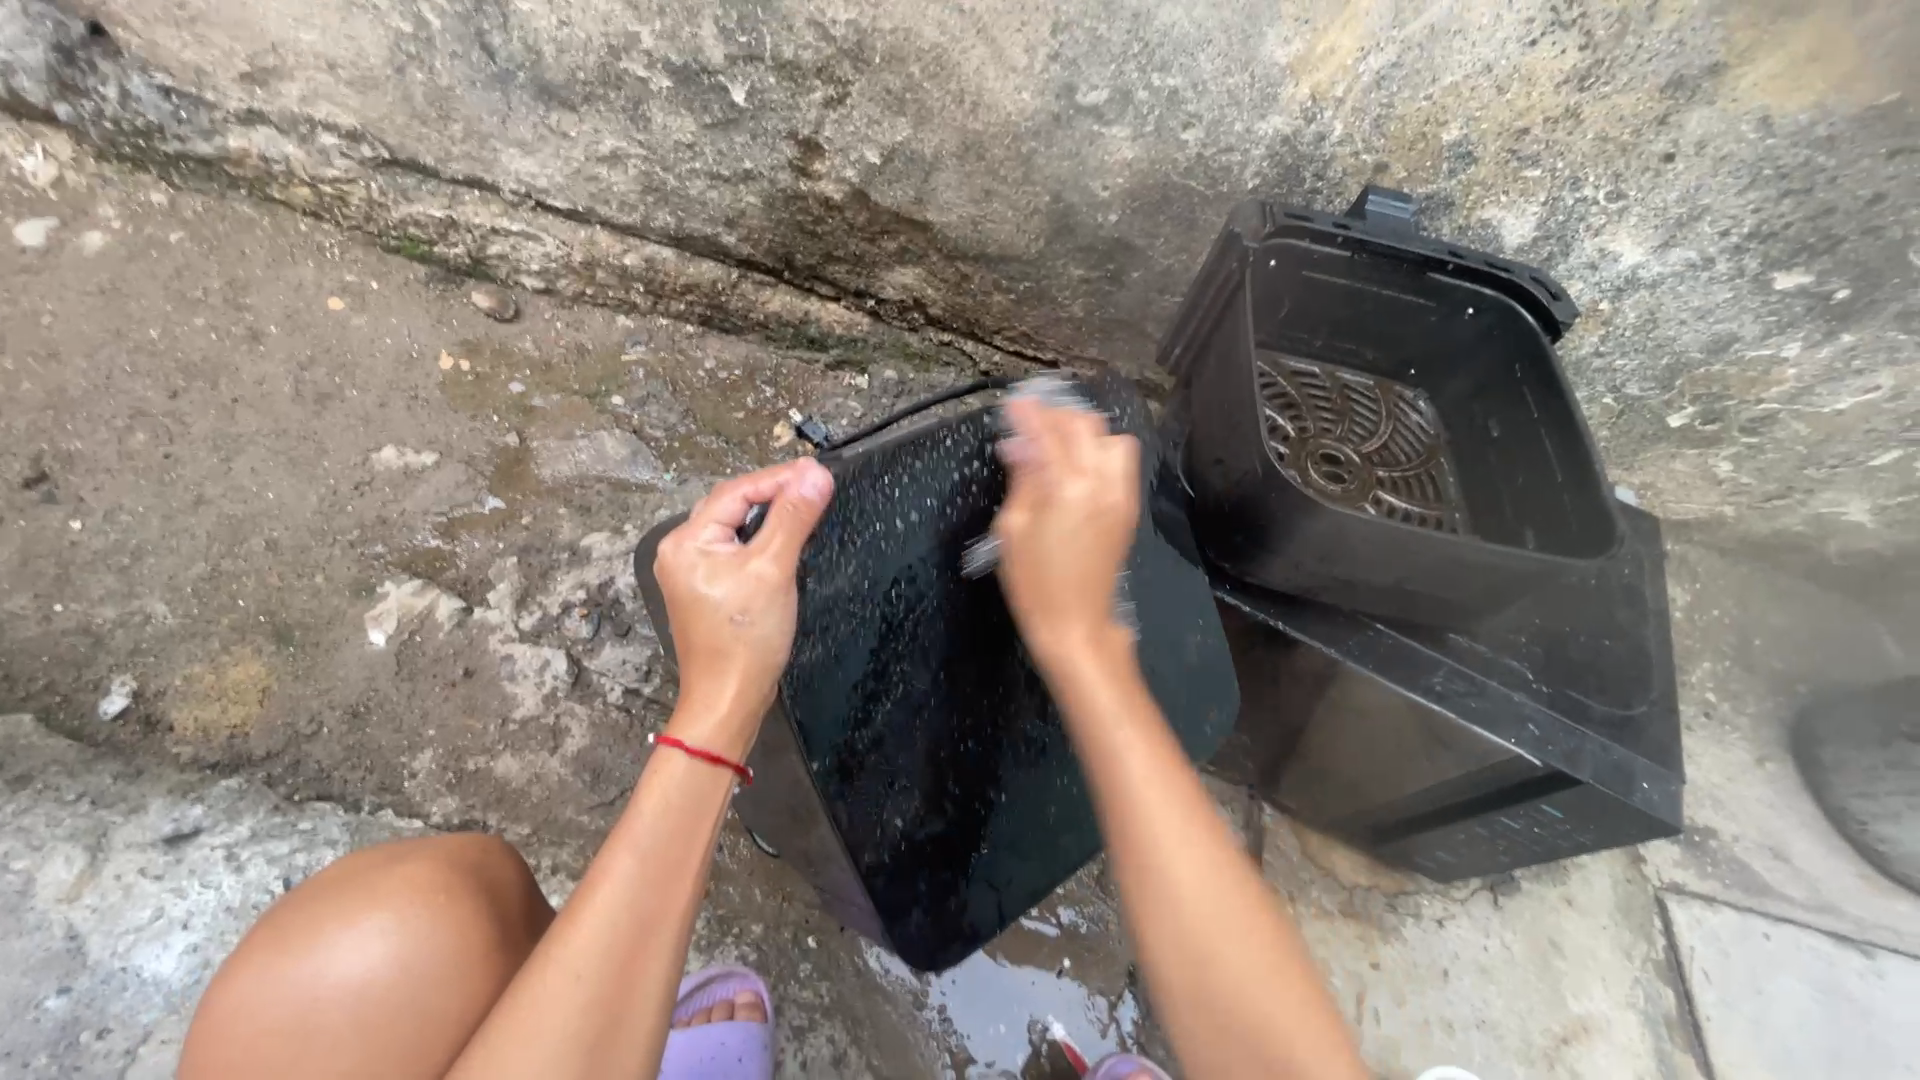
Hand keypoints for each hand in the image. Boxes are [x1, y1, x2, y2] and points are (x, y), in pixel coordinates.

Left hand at [651, 458, 833, 756]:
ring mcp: (691, 572)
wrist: (729, 699)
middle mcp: (681, 551)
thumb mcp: (774, 569)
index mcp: (687, 541)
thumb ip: (794, 517)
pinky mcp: (706, 589)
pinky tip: (784, 539)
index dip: (779, 477)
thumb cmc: (745, 640)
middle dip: (774, 491)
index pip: (737, 490)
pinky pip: (735, 549)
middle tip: (815, 484)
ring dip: (769, 514)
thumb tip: (816, 474)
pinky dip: (761, 538)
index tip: (818, 471)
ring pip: (735, 527)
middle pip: (733, 505)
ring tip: (805, 504)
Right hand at [991, 395, 1140, 669]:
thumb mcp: (1012, 529)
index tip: (1014, 403)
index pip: (1047, 432)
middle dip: (1056, 415)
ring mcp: (1120, 495)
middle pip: (1084, 425)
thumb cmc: (1034, 583)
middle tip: (1031, 422)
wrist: (1075, 623)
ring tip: (1058, 442)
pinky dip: (1101, 451)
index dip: (1028, 413)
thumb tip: (1020, 444)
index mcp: (1066, 488)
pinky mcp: (1128, 509)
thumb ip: (1022, 478)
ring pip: (1111, 438)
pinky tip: (1078, 463)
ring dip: (1084, 431)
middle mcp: (1100, 484)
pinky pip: (1122, 462)